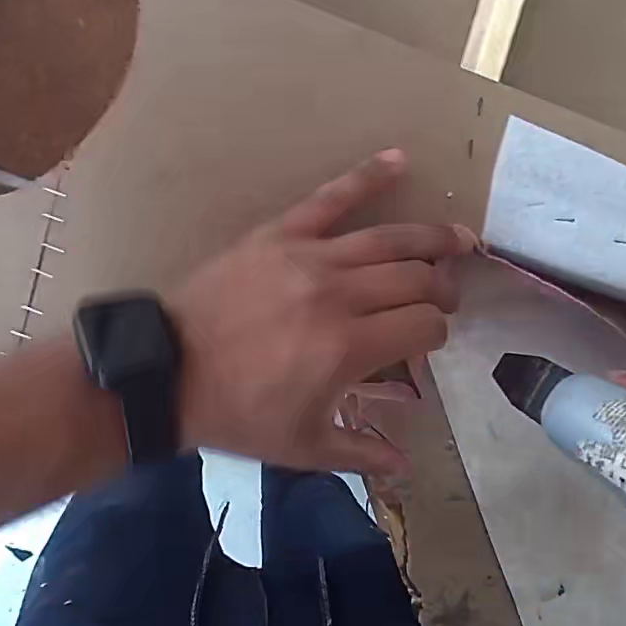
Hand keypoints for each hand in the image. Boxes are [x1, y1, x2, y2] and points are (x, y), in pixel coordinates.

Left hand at [164, 150, 473, 473]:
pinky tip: (402, 159)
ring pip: (391, 240)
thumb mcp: (303, 448)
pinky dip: (369, 177)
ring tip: (461, 240)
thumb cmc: (238, 413)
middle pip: (417, 280)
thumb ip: (362, 453)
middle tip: (446, 298)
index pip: (424, 325)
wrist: (165, 373)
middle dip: (443, 290)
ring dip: (434, 240)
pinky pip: (332, 198)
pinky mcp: (282, 234)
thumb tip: (407, 466)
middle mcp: (340, 296)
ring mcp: (311, 258)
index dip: (438, 333)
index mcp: (349, 348)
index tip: (430, 342)